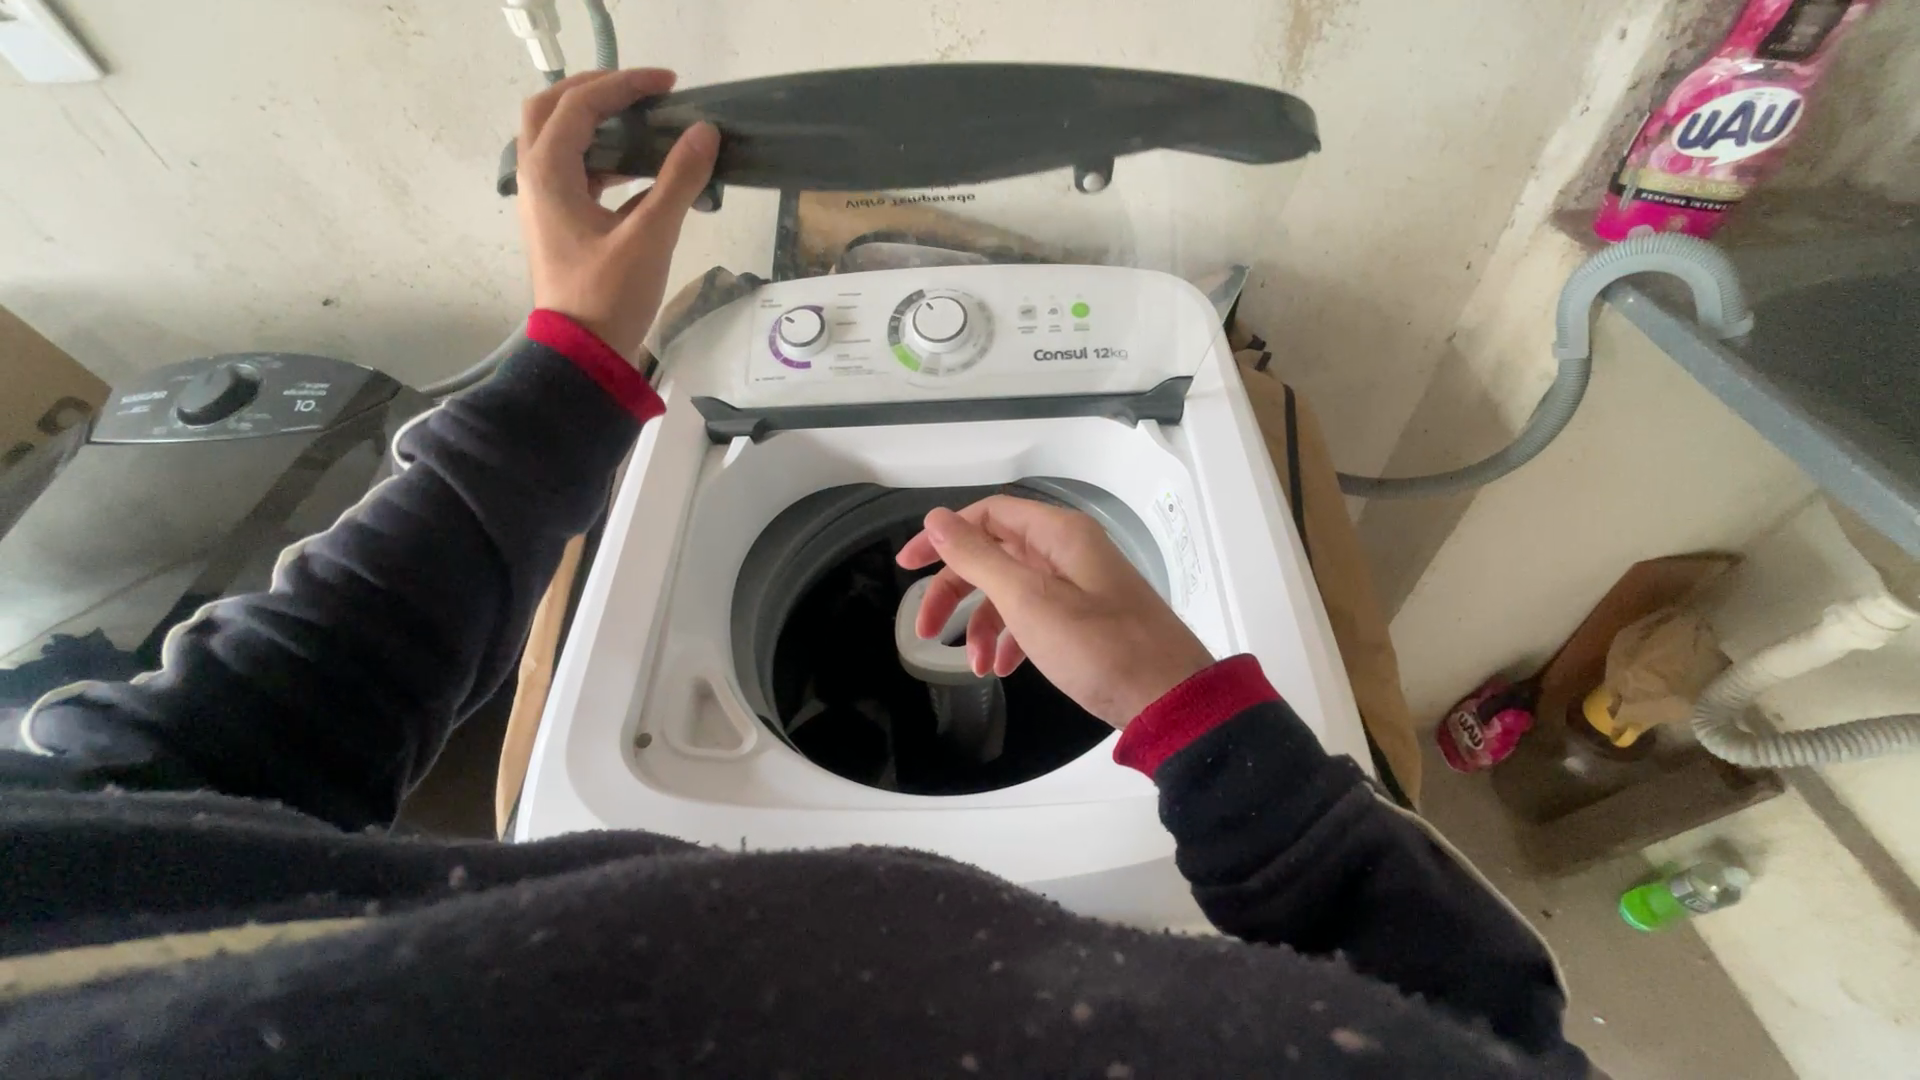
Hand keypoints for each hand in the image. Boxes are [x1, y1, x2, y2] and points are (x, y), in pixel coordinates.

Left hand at [517, 68, 719, 357]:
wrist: (583, 355)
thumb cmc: (610, 296)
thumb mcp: (650, 237)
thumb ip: (678, 181)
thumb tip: (705, 134)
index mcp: (547, 172)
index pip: (581, 104)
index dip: (624, 85)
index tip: (668, 86)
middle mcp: (535, 178)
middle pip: (554, 109)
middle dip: (598, 93)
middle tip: (642, 95)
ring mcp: (542, 203)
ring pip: (561, 142)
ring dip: (599, 126)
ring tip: (644, 129)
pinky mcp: (558, 226)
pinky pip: (575, 176)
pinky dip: (604, 163)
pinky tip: (639, 177)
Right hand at [895, 496, 1214, 729]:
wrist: (1168, 699)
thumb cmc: (1096, 646)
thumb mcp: (1027, 600)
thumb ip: (978, 556)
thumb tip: (936, 518)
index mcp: (1058, 533)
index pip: (987, 515)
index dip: (943, 536)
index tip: (907, 567)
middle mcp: (1068, 551)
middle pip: (995, 555)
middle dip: (956, 592)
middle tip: (925, 630)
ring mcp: (1079, 585)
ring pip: (1012, 590)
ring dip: (983, 624)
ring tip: (974, 666)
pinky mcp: (1086, 618)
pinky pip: (1035, 615)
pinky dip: (1012, 638)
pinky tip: (1002, 668)